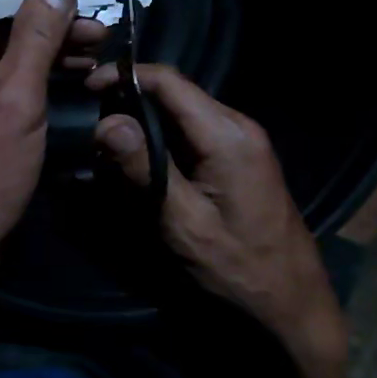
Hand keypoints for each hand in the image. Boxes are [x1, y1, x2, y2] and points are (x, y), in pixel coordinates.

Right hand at [89, 64, 346, 368]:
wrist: (290, 302)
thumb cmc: (238, 266)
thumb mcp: (184, 222)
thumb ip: (145, 169)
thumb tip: (106, 122)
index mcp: (227, 134)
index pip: (169, 81)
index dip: (123, 76)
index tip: (86, 89)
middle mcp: (237, 126)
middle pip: (173, 93)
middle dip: (127, 100)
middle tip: (88, 124)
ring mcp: (240, 140)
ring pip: (179, 112)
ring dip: (140, 121)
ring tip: (103, 145)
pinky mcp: (236, 157)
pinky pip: (190, 133)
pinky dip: (157, 139)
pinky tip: (135, 161)